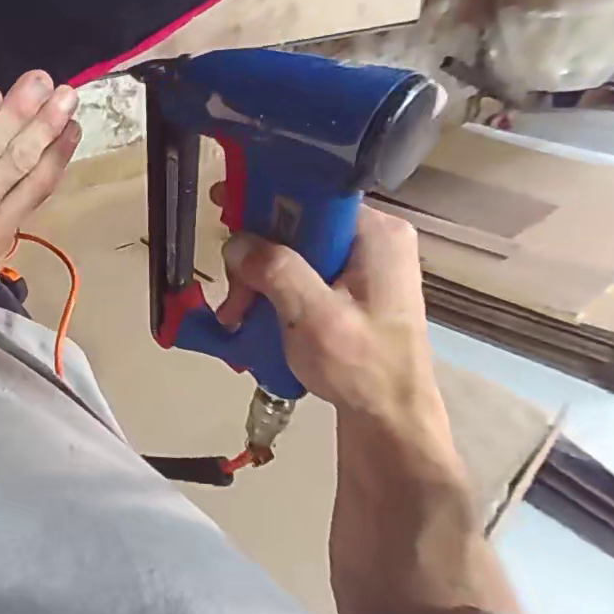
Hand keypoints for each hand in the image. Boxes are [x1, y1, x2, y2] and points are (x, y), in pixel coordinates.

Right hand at [213, 196, 443, 433]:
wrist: (390, 421)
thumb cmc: (362, 369)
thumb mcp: (315, 317)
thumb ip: (276, 271)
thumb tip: (236, 243)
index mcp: (374, 233)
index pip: (310, 192)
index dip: (263, 196)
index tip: (223, 204)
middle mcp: (369, 238)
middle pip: (293, 222)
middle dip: (254, 255)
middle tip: (233, 293)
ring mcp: (359, 263)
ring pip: (287, 249)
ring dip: (255, 279)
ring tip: (238, 315)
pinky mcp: (346, 286)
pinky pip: (295, 271)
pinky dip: (268, 289)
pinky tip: (252, 314)